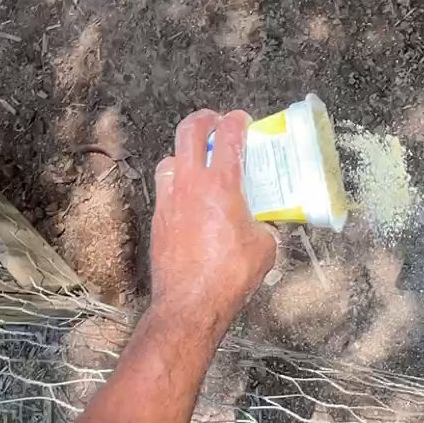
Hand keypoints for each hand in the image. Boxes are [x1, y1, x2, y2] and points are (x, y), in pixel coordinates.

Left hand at [148, 110, 277, 335]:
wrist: (190, 304)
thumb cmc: (229, 276)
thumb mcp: (264, 246)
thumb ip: (263, 224)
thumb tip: (262, 223)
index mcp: (222, 185)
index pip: (229, 136)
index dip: (238, 120)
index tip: (243, 120)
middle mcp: (191, 184)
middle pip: (190, 131)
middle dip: (205, 119)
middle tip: (217, 122)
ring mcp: (170, 199)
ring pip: (171, 157)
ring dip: (186, 152)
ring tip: (200, 161)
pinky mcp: (159, 218)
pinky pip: (165, 186)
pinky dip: (177, 181)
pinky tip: (190, 196)